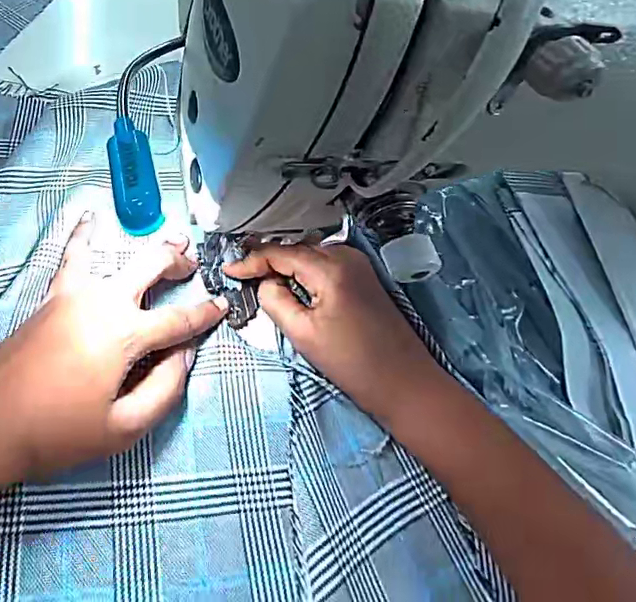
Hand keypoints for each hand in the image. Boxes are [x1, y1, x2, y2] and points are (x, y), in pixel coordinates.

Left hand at [0, 212, 228, 481]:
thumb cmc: (58, 431)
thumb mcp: (123, 428)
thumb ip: (164, 390)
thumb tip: (184, 357)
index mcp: (125, 333)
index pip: (177, 320)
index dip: (204, 315)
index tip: (222, 306)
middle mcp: (103, 300)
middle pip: (150, 267)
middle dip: (177, 261)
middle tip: (193, 264)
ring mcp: (74, 292)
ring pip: (116, 253)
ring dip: (143, 244)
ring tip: (161, 237)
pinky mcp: (52, 295)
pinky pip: (73, 255)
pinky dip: (84, 233)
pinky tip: (88, 219)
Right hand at [223, 241, 453, 428]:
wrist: (408, 387)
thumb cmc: (354, 364)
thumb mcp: (303, 334)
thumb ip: (275, 299)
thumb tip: (265, 283)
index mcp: (330, 267)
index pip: (279, 253)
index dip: (250, 261)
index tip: (228, 270)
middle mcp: (345, 256)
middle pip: (294, 248)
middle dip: (266, 259)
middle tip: (240, 271)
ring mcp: (357, 264)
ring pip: (308, 253)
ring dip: (284, 263)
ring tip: (258, 275)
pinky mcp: (362, 277)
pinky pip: (322, 263)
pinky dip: (302, 269)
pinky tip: (289, 282)